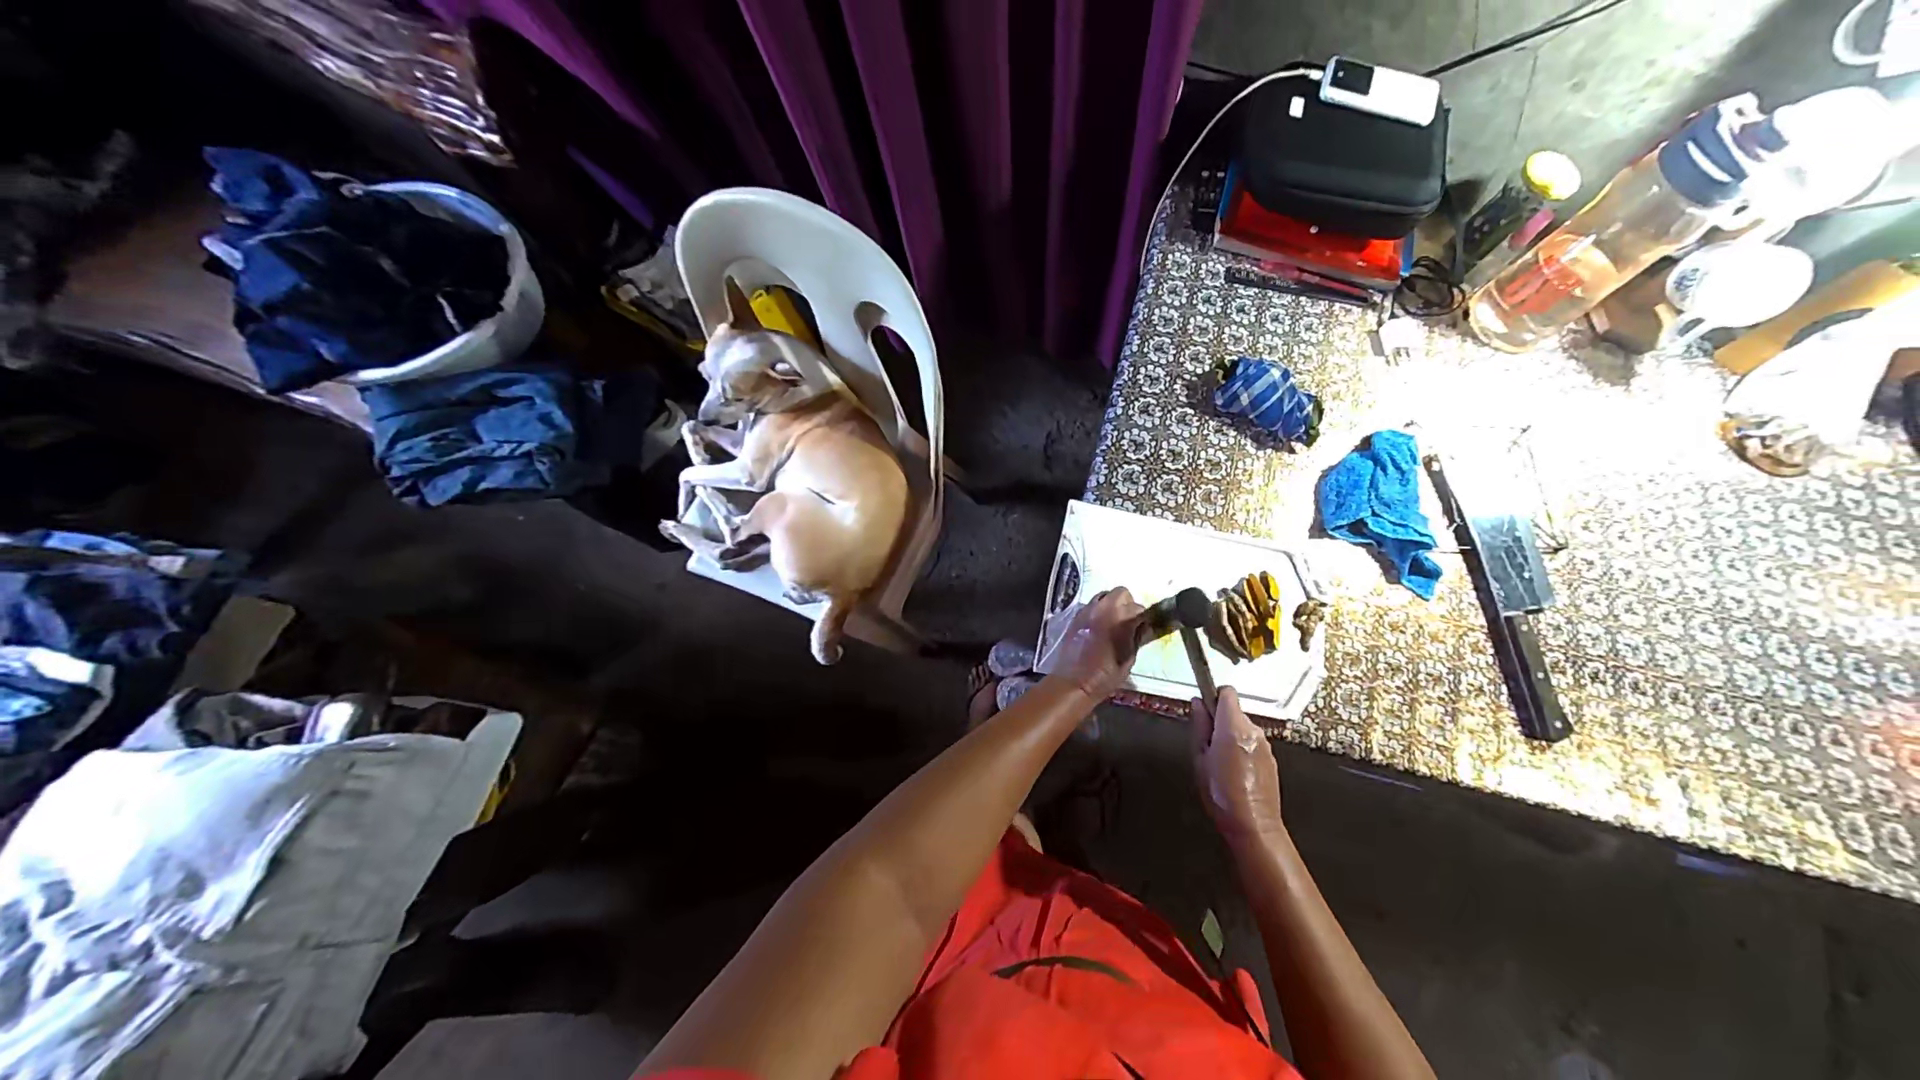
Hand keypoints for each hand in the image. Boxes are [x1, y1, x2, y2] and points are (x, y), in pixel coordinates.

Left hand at [1048, 588, 1144, 700]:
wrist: (1073, 681)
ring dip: (1110, 604)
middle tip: (1128, 621)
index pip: (1140, 608)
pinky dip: (1097, 611)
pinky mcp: (1075, 616)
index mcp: (1122, 618)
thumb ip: (1137, 637)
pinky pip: (1090, 606)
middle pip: (1121, 593)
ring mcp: (1087, 610)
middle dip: (1127, 604)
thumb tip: (1143, 627)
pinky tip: (1098, 627)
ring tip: (1112, 621)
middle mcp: (1104, 608)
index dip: (1144, 619)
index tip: (1144, 627)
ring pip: (1104, 596)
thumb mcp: (1129, 658)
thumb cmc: (1105, 675)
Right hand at [1190, 687, 1285, 845]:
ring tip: (1220, 762)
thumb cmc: (1222, 794)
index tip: (1204, 708)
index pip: (1226, 692)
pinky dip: (1242, 750)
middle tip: (1207, 744)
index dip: (1213, 696)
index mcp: (1233, 727)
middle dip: (1220, 721)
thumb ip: (1199, 726)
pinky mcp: (1271, 758)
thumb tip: (1198, 704)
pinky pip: (1252, 744)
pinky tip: (1234, 771)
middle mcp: (1253, 731)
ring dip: (1231, 737)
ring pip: (1243, 729)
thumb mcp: (1199, 758)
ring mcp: (1265, 745)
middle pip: (1234, 712)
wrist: (1253, 824)